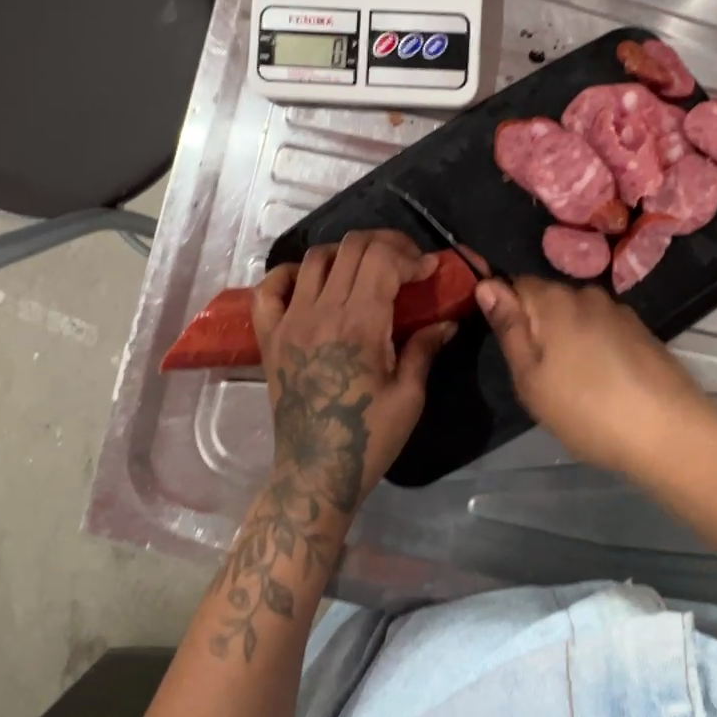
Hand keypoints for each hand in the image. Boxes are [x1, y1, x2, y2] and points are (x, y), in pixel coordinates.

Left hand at [252, 229, 456, 518]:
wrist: (315, 472)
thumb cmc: (370, 438)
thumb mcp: (409, 395)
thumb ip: (425, 348)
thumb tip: (447, 320)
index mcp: (359, 324)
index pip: (382, 260)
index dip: (411, 256)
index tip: (429, 270)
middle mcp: (321, 312)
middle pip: (351, 248)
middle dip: (385, 245)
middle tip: (405, 263)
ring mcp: (289, 321)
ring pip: (315, 258)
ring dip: (345, 254)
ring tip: (365, 269)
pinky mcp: (269, 336)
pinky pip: (269, 288)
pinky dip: (289, 274)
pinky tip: (309, 283)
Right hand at [476, 277, 716, 473]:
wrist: (668, 432)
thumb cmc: (586, 409)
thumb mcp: (530, 378)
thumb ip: (508, 328)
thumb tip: (487, 285)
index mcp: (553, 300)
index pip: (514, 284)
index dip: (507, 312)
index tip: (511, 348)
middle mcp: (586, 295)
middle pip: (548, 300)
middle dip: (539, 328)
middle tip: (540, 376)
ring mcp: (619, 312)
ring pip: (578, 317)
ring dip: (569, 340)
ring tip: (574, 384)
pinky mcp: (642, 332)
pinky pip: (604, 331)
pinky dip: (597, 350)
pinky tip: (604, 384)